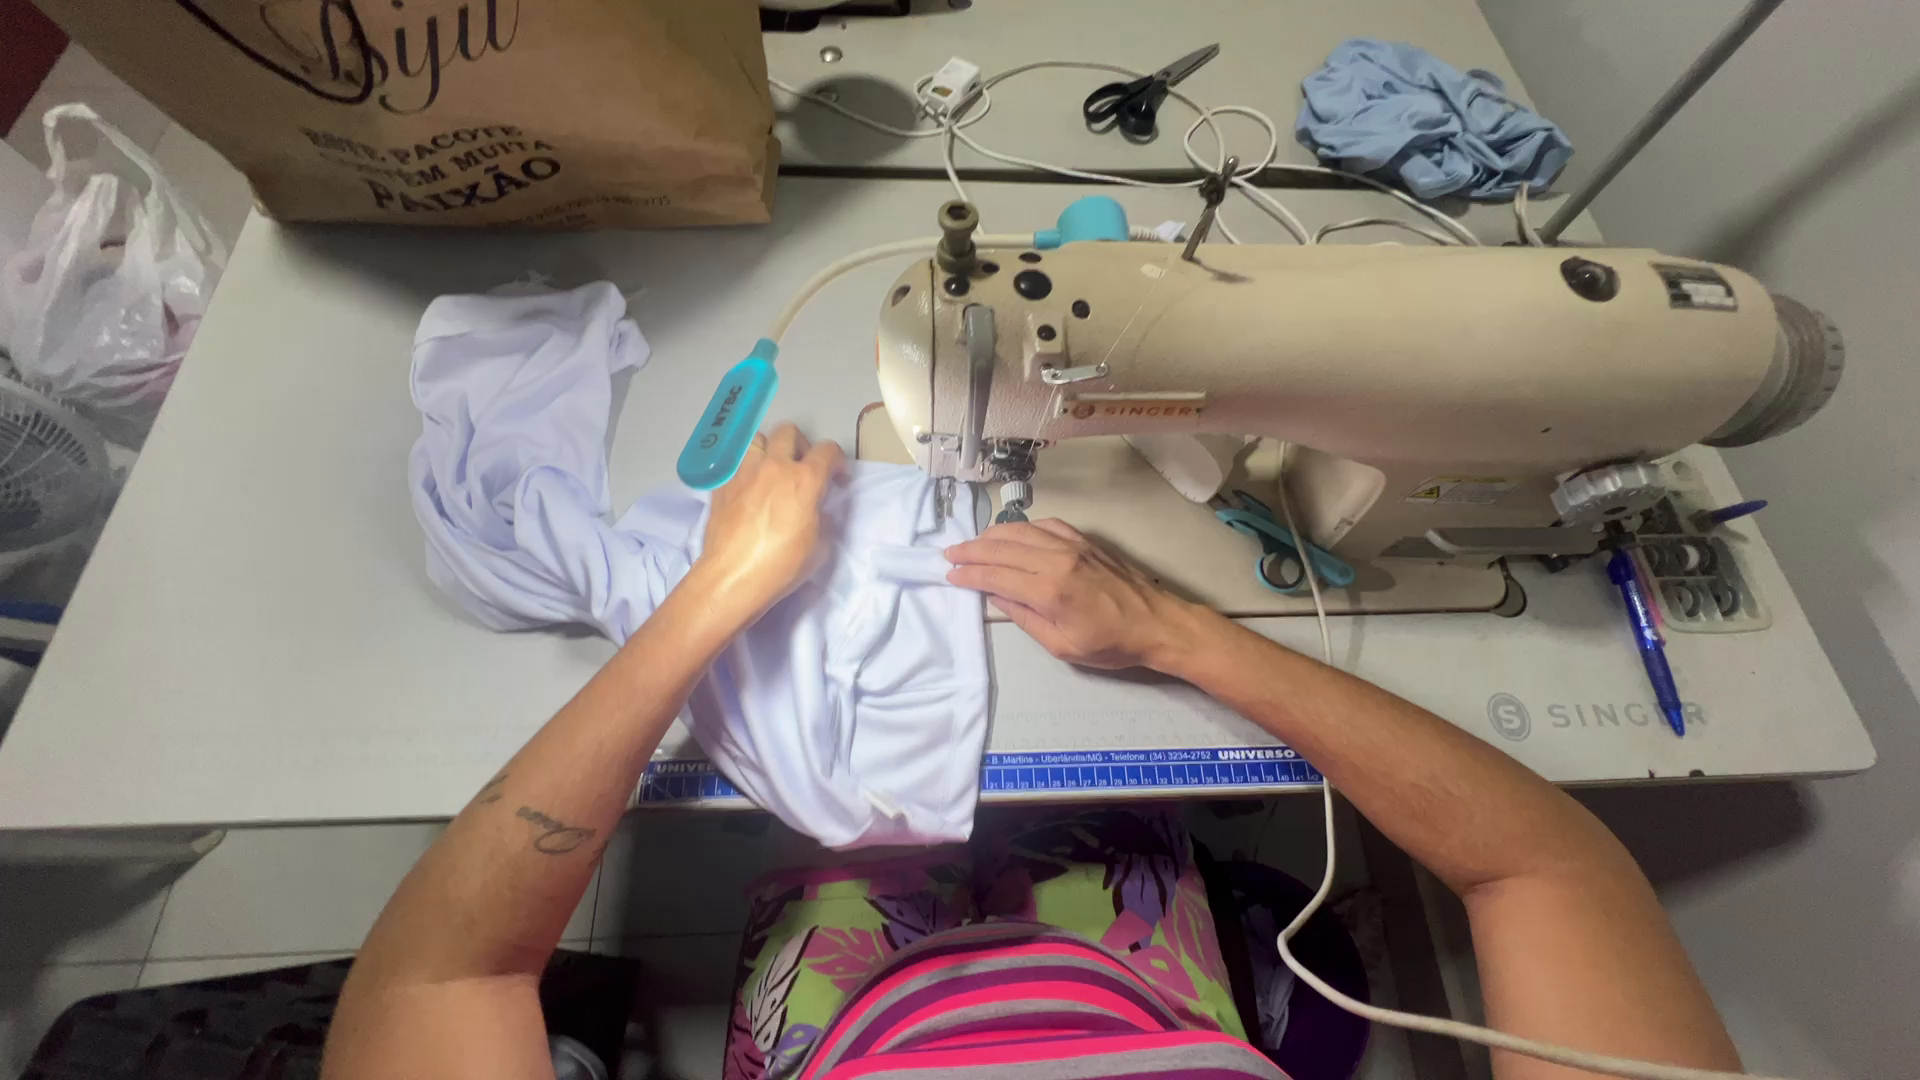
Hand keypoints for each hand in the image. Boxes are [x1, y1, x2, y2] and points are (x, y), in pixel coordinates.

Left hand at [691, 424, 843, 629]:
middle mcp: (774, 467)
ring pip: (758, 439)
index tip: (837, 477)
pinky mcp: (722, 485)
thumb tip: (817, 513)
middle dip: (802, 446)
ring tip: (772, 471)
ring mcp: (744, 473)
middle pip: (789, 432)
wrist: (733, 577)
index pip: (827, 450)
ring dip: (770, 450)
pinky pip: (737, 463)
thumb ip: (822, 520)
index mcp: (804, 480)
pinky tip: (750, 489)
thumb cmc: (782, 565)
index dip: (837, 461)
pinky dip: (747, 469)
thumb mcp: (820, 547)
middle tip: (803, 468)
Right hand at [945, 519, 1201, 670]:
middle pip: (1002, 547)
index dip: (969, 574)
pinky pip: (1046, 525)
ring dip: (993, 534)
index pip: (996, 576)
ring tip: (974, 542)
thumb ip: (1026, 618)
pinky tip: (1014, 533)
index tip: (951, 574)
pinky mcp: (1085, 540)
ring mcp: (1072, 545)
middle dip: (972, 550)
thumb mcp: (1062, 646)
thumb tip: (997, 596)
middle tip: (951, 554)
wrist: (1159, 624)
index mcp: (1049, 590)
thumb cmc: (1111, 644)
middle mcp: (1057, 560)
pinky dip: (1023, 527)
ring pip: (1022, 530)